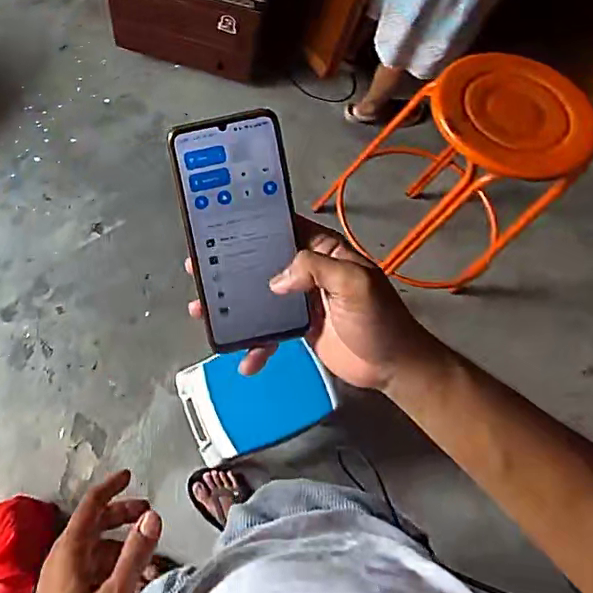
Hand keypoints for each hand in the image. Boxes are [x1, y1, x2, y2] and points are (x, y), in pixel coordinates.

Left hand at [25, 470, 161, 592]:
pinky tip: (131, 582)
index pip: (90, 505)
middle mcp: (60, 561)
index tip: (127, 475)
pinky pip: (90, 573)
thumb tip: (151, 517)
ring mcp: (60, 583)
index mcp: (67, 551)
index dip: (110, 487)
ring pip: (93, 551)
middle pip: (92, 526)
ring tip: (147, 556)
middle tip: (145, 513)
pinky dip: (112, 569)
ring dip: (120, 548)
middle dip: (120, 516)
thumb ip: (134, 555)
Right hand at [187, 216, 440, 390]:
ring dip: (230, 304)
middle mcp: (306, 269)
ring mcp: (299, 299)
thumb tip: (275, 280)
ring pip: (256, 296)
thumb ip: (316, 269)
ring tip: (202, 310)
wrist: (394, 368)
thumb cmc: (380, 320)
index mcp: (321, 249)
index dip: (253, 223)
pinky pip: (267, 331)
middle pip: (260, 260)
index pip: (282, 227)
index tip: (220, 224)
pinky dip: (254, 344)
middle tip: (198, 266)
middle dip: (229, 265)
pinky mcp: (296, 327)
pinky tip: (244, 359)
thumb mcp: (355, 283)